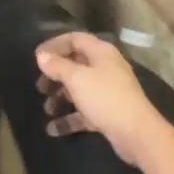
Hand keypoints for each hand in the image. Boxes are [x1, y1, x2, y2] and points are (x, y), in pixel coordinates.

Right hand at [35, 31, 173, 164]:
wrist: (137, 134)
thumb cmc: (105, 98)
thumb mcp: (77, 79)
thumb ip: (57, 66)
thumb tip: (41, 56)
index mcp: (101, 52)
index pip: (75, 39)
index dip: (55, 45)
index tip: (37, 57)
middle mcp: (105, 68)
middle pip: (76, 65)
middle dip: (56, 75)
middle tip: (40, 86)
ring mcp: (108, 91)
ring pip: (79, 89)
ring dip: (61, 97)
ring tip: (47, 108)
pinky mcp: (108, 113)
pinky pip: (84, 112)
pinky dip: (69, 119)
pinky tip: (53, 129)